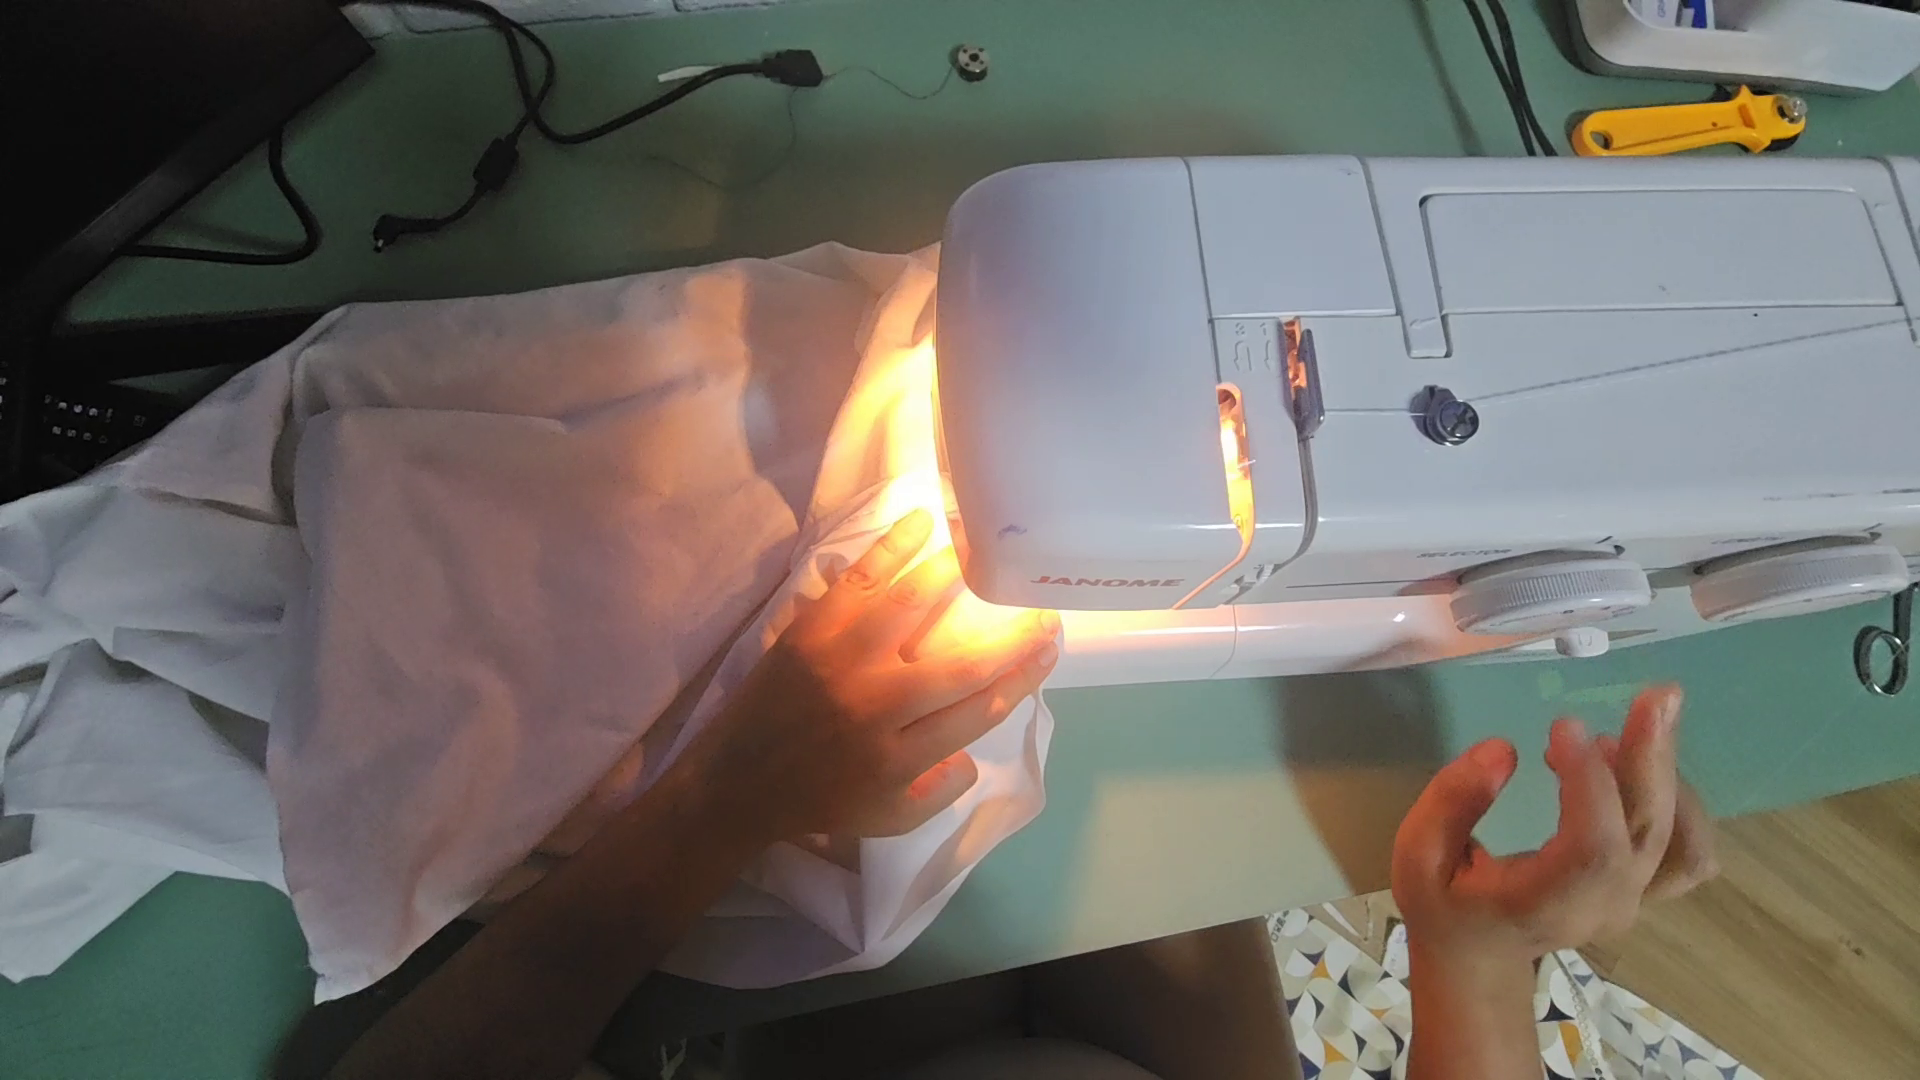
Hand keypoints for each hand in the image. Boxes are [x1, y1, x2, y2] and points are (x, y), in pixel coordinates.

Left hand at [681, 509, 1059, 844]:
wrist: (734, 783)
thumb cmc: (818, 801)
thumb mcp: (888, 821)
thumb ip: (940, 794)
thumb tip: (976, 754)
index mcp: (900, 757)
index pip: (978, 710)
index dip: (1021, 677)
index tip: (1049, 647)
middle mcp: (878, 707)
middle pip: (961, 663)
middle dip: (1011, 634)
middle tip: (1039, 602)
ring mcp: (842, 662)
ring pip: (913, 607)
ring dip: (957, 572)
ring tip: (989, 544)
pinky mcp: (811, 632)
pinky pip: (858, 582)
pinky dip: (890, 549)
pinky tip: (921, 523)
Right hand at [1391, 685, 1716, 968]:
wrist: (1475, 956)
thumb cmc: (1439, 899)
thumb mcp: (1418, 851)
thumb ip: (1453, 802)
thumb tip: (1502, 750)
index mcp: (1544, 901)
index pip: (1590, 846)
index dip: (1588, 783)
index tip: (1563, 725)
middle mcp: (1604, 906)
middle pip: (1648, 831)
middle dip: (1653, 757)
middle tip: (1657, 696)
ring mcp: (1631, 902)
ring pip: (1679, 839)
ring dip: (1669, 774)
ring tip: (1647, 717)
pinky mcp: (1638, 890)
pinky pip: (1685, 851)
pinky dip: (1679, 803)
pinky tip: (1643, 762)